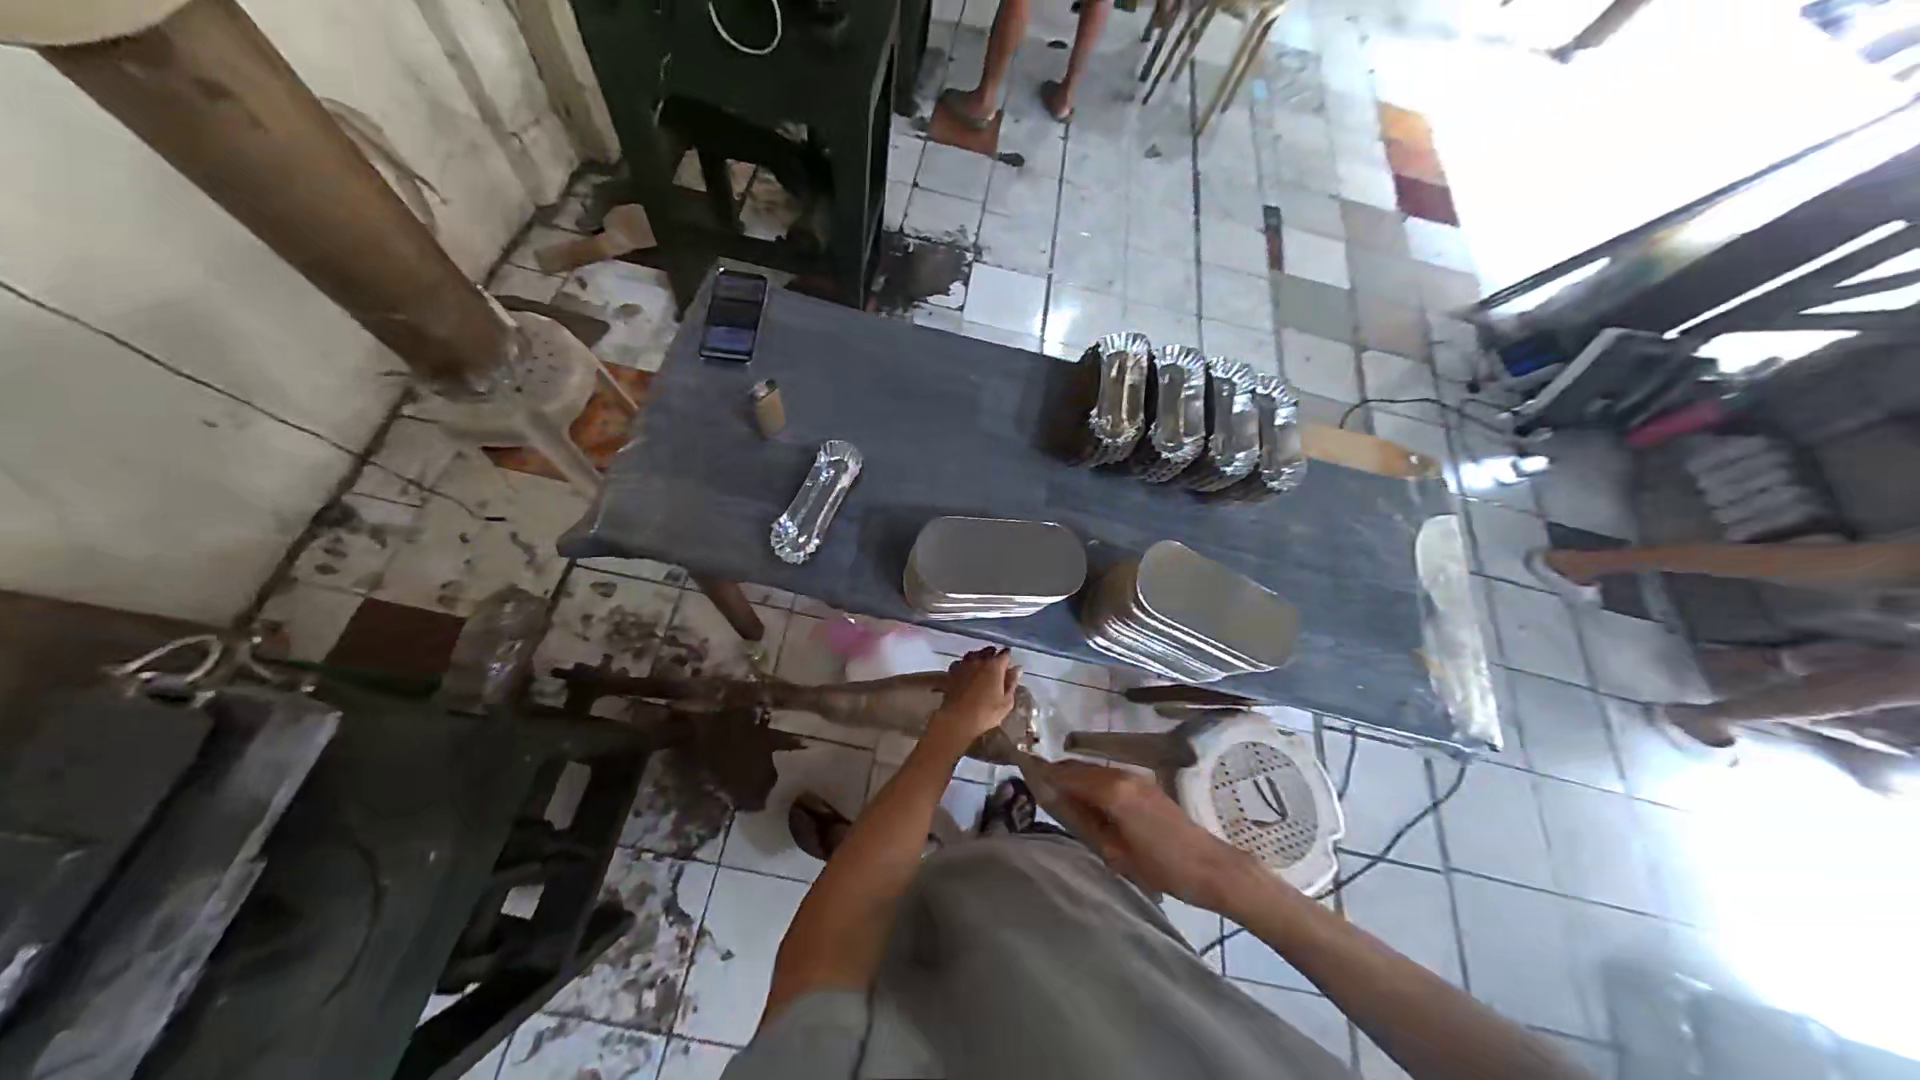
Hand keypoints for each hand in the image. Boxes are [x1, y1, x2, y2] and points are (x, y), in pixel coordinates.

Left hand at [925, 647, 1021, 747]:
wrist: (957, 718)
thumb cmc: (986, 712)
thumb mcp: (1006, 702)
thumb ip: (1012, 683)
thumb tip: (1017, 669)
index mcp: (995, 666)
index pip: (1005, 654)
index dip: (1008, 657)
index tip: (1009, 663)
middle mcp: (979, 660)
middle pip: (988, 651)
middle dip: (994, 654)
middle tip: (997, 663)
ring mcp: (964, 664)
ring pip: (973, 654)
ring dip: (979, 656)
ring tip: (982, 664)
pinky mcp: (953, 671)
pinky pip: (961, 662)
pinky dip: (965, 664)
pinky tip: (966, 671)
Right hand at [1045, 759, 1271, 912]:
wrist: (1211, 867)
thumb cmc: (1162, 868)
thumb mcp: (1116, 854)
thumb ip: (1088, 825)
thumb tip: (1066, 807)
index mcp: (1112, 792)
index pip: (1069, 776)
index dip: (1046, 774)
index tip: (1025, 772)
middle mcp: (1122, 777)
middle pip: (1081, 768)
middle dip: (1059, 773)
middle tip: (1038, 784)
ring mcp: (1137, 779)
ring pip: (1096, 771)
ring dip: (1076, 777)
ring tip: (1059, 794)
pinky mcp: (1147, 786)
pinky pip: (1110, 777)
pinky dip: (1093, 782)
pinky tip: (1088, 799)